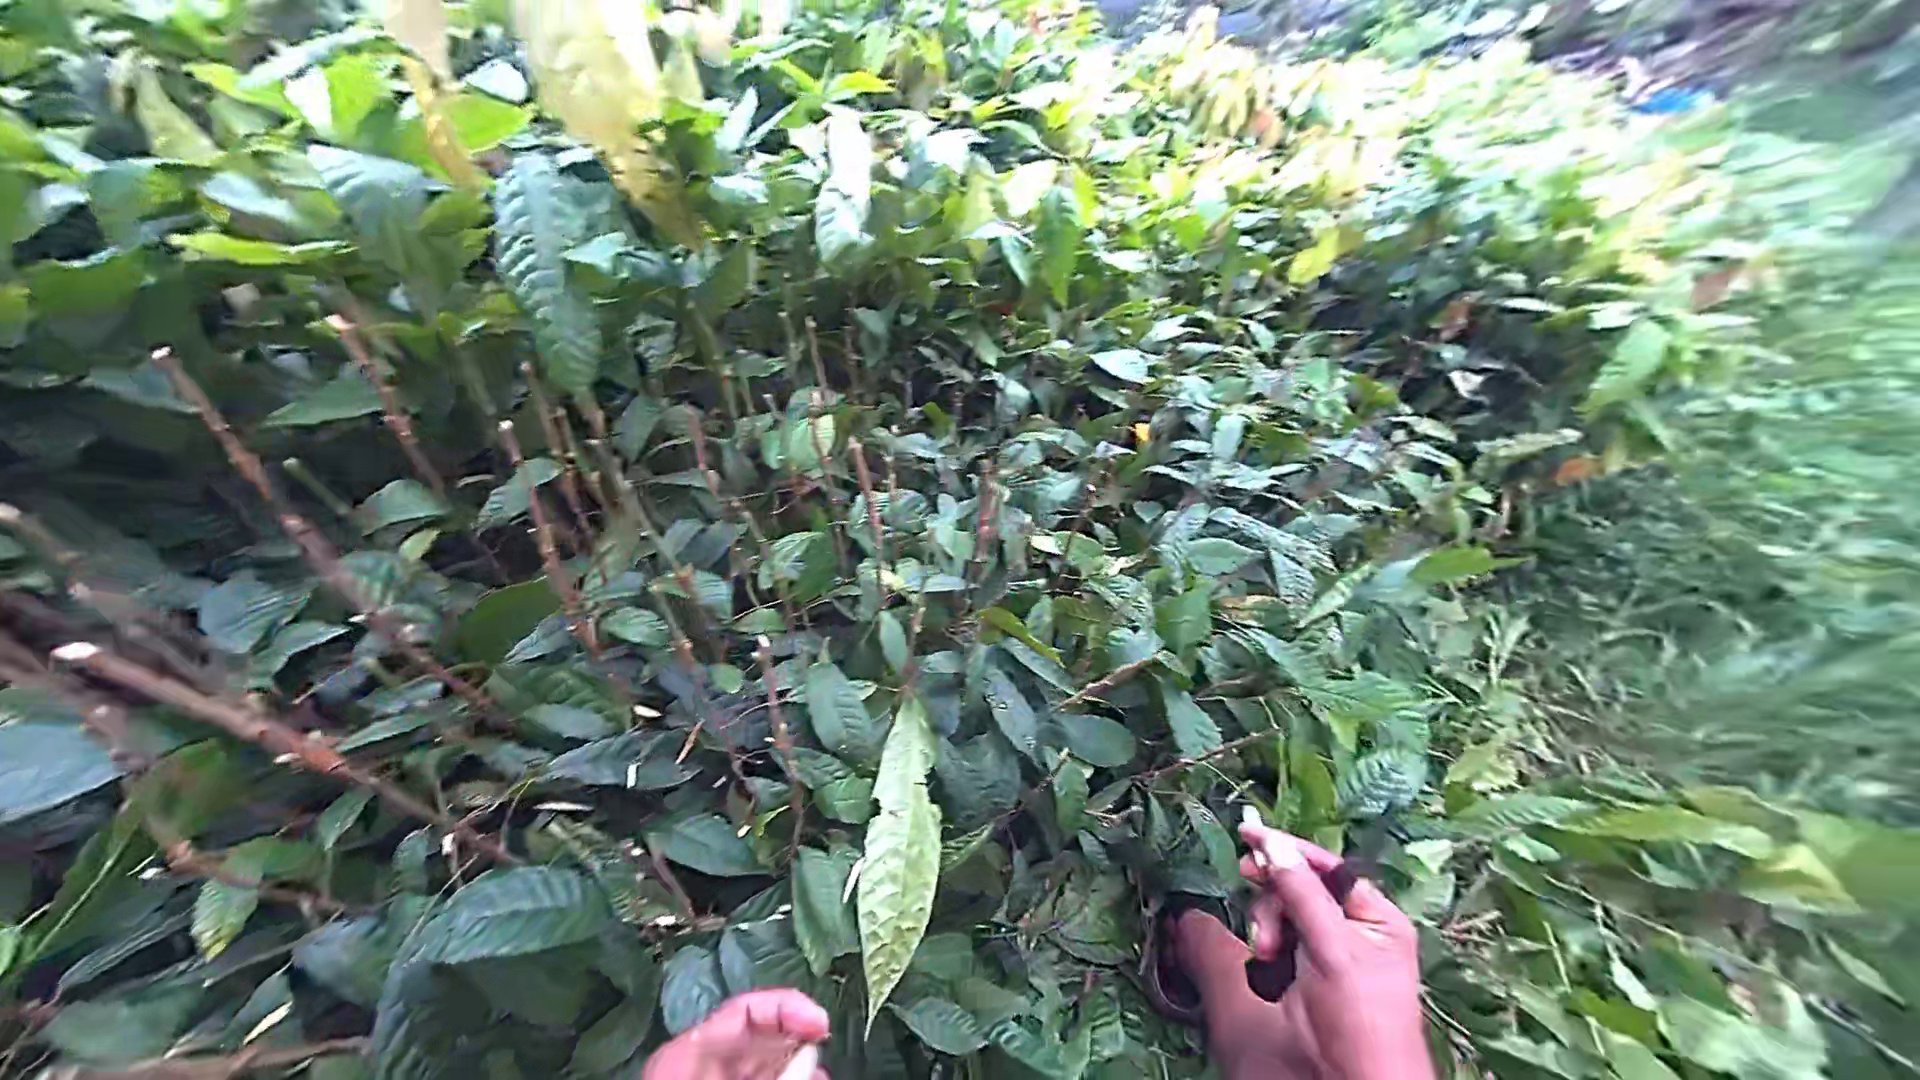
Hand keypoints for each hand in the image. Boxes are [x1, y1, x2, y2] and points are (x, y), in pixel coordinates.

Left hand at [641, 989, 829, 1079]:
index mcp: (685, 1057)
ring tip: (819, 1078)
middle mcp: (695, 1065)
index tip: (821, 1026)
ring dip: (791, 1071)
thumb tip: (811, 1057)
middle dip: (794, 1046)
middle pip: (755, 1037)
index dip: (788, 1008)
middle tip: (823, 1060)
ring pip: (758, 1067)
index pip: (745, 1010)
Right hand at [1235, 821, 1433, 1079]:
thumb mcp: (1332, 947)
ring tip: (1266, 947)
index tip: (1248, 833)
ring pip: (1282, 905)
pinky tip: (1264, 955)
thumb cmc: (1359, 1016)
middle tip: (1247, 880)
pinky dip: (1265, 937)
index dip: (1287, 848)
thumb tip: (1271, 842)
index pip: (1325, 865)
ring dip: (1266, 920)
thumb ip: (1301, 891)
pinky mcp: (1305, 962)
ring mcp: (1327, 944)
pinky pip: (1277, 930)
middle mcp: (1352, 923)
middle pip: (1299, 882)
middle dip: (1273, 892)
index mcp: (1374, 914)